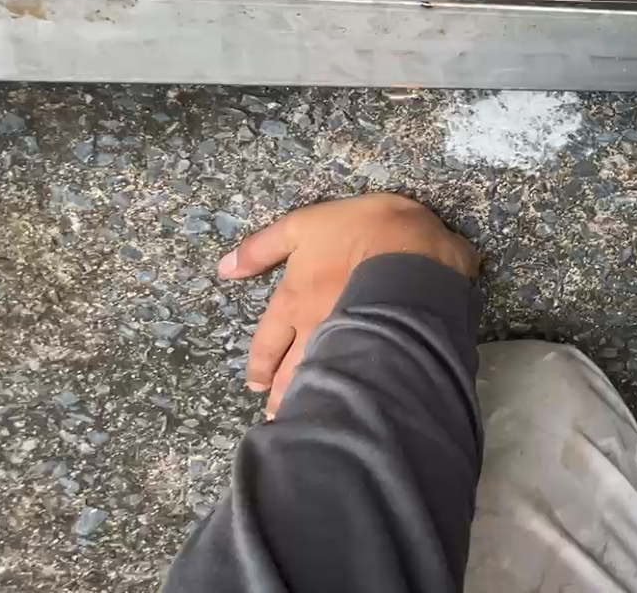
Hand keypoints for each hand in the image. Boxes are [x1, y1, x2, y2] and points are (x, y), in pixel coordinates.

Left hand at [218, 193, 478, 415]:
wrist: (412, 247)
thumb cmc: (359, 230)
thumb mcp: (305, 224)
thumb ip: (264, 246)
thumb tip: (224, 269)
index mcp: (293, 302)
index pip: (268, 344)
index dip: (261, 366)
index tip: (257, 385)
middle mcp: (314, 328)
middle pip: (293, 369)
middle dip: (284, 392)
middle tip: (281, 411)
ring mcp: (350, 336)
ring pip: (324, 375)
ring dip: (313, 397)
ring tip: (311, 414)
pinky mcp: (383, 339)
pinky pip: (361, 370)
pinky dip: (351, 388)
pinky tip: (355, 397)